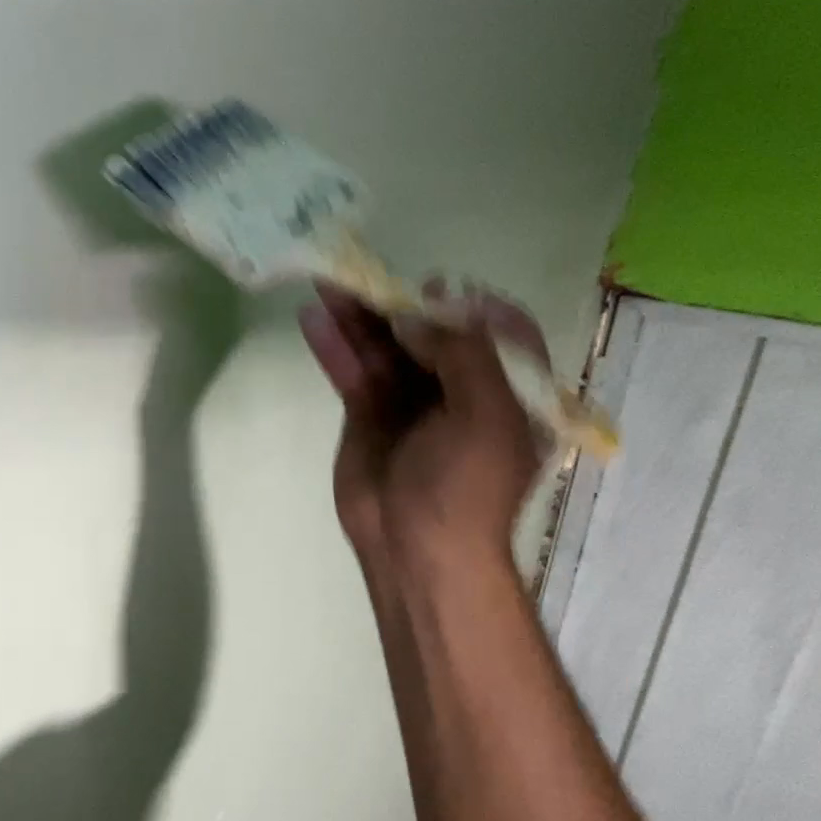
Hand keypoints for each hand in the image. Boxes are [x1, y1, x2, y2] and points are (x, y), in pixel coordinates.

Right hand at [299, 284, 545, 571]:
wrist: (416, 546)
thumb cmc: (468, 486)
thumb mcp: (488, 416)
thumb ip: (461, 355)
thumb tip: (418, 308)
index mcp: (507, 389)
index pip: (494, 329)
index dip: (465, 303)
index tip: (433, 289)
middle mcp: (460, 387)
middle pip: (428, 330)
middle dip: (398, 300)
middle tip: (363, 273)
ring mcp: (410, 400)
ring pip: (384, 345)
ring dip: (358, 315)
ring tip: (328, 282)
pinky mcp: (367, 413)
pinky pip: (352, 369)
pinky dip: (333, 344)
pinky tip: (313, 319)